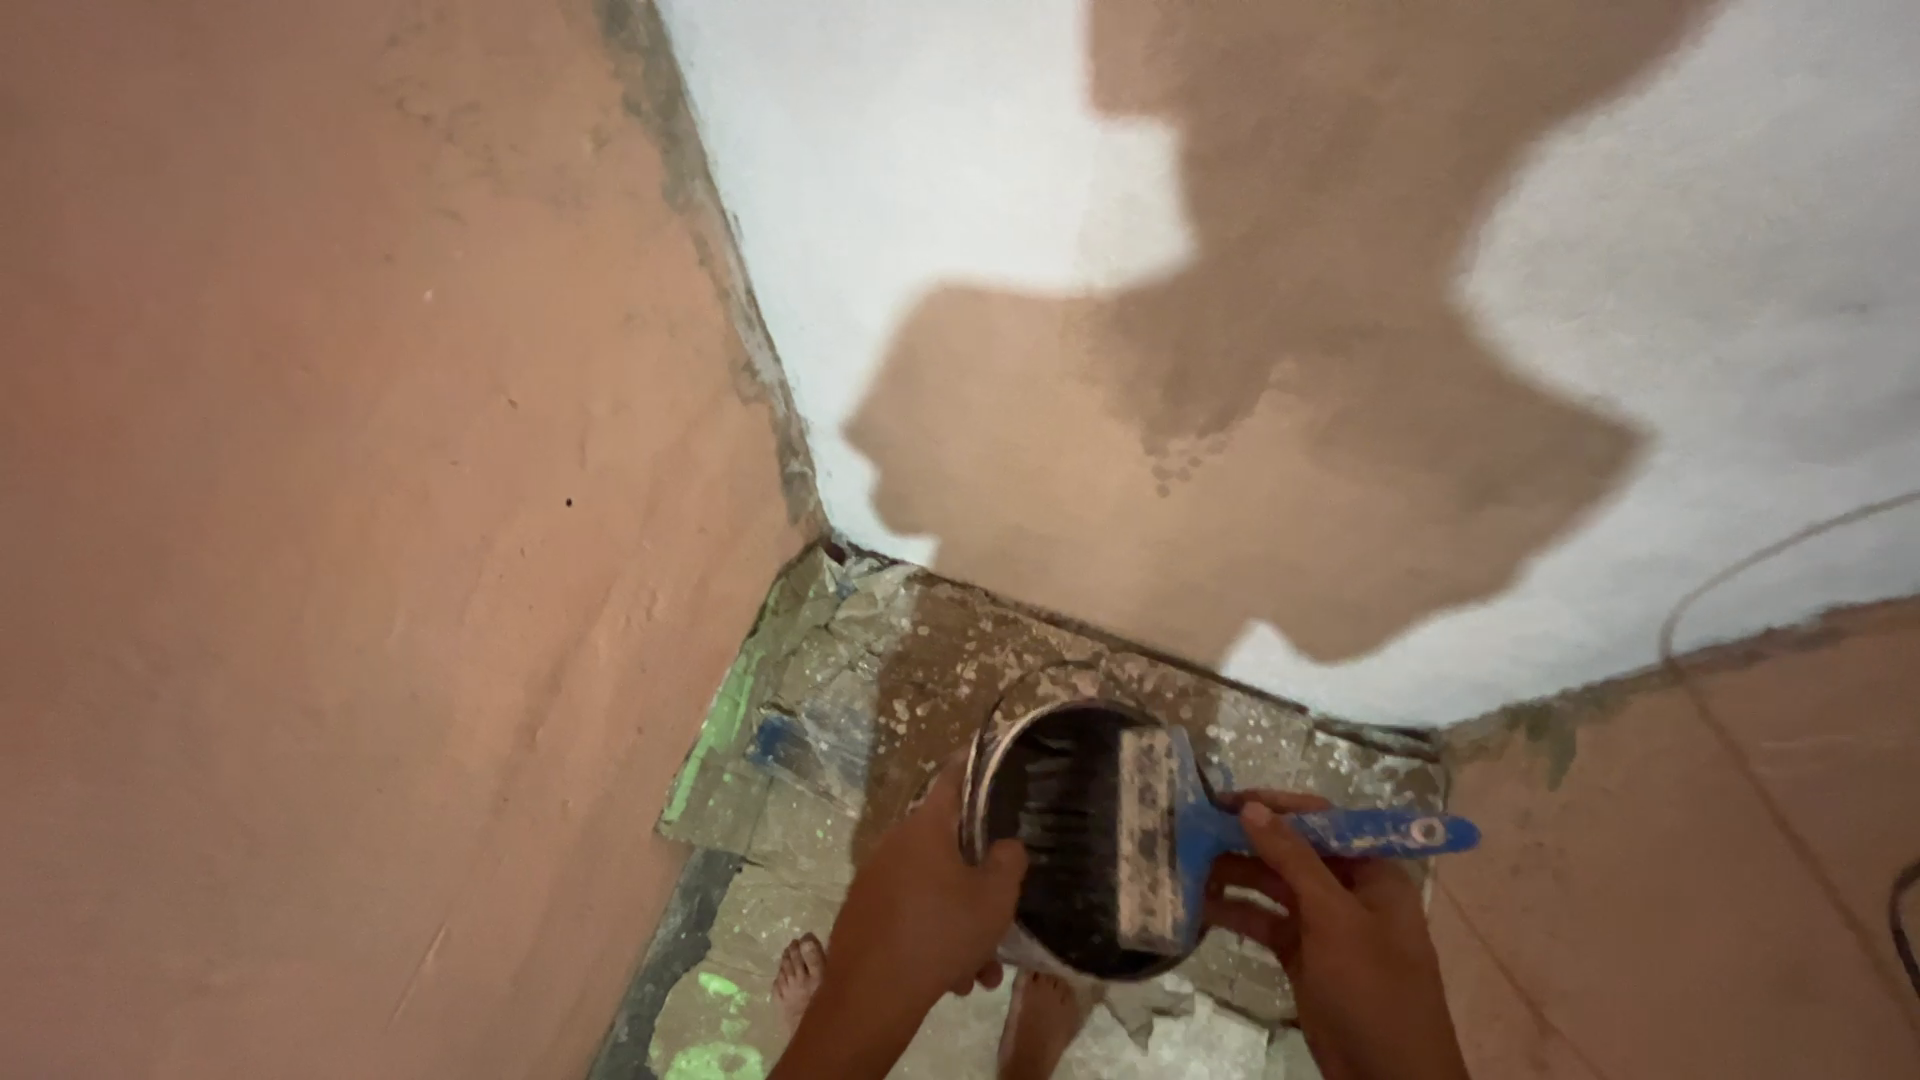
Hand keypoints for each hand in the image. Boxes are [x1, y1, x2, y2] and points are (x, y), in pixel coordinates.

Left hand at [823, 761, 1028, 1009]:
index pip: (950, 780)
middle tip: (997, 919)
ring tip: (979, 970)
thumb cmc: (939, 932)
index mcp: (925, 827)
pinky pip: (910, 914)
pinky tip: (952, 979)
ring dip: (959, 924)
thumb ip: (1008, 862)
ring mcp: (874, 878)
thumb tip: (1005, 846)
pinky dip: (933, 938)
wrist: (870, 995)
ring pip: (932, 891)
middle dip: (976, 885)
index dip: (968, 764)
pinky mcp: (863, 913)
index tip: (975, 749)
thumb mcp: (994, 898)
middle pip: (947, 849)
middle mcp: (895, 843)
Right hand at [1205, 791, 1470, 1079]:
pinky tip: (1199, 905)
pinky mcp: (1300, 954)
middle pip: (1290, 850)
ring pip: (1271, 884)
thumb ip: (1293, 858)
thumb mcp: (1335, 919)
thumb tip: (1251, 807)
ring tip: (1187, 863)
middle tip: (1194, 828)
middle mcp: (1347, 890)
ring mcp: (1322, 924)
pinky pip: (1263, 920)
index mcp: (1371, 872)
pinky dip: (1234, 911)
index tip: (1226, 800)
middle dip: (1245, 840)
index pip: (1320, 821)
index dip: (1275, 806)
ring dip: (1233, 873)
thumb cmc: (1375, 990)